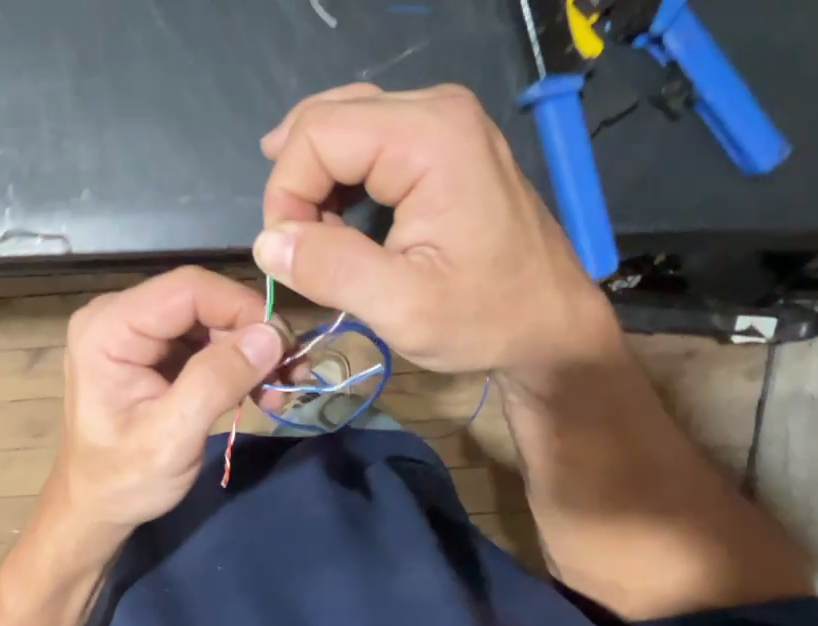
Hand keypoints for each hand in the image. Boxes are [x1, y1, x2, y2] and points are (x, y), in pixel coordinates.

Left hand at [43, 267, 284, 546]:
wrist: (96, 507)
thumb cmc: (124, 480)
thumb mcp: (171, 438)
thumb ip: (216, 381)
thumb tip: (271, 335)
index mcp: (107, 330)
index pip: (188, 289)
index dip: (242, 309)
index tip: (283, 348)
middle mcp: (117, 317)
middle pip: (201, 300)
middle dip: (250, 333)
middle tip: (290, 374)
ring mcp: (134, 333)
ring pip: (208, 319)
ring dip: (248, 350)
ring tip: (278, 389)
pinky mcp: (151, 351)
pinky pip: (203, 340)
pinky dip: (234, 362)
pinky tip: (257, 391)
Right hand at [253, 84, 623, 378]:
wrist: (550, 323)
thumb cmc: (485, 319)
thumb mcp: (403, 308)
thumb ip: (332, 269)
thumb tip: (267, 244)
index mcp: (430, 138)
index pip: (315, 135)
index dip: (285, 195)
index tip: (291, 258)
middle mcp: (436, 109)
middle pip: (323, 119)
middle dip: (296, 187)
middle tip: (301, 251)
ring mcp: (442, 120)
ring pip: (340, 125)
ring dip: (313, 183)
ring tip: (319, 240)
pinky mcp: (443, 140)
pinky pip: (366, 140)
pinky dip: (338, 179)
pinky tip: (338, 221)